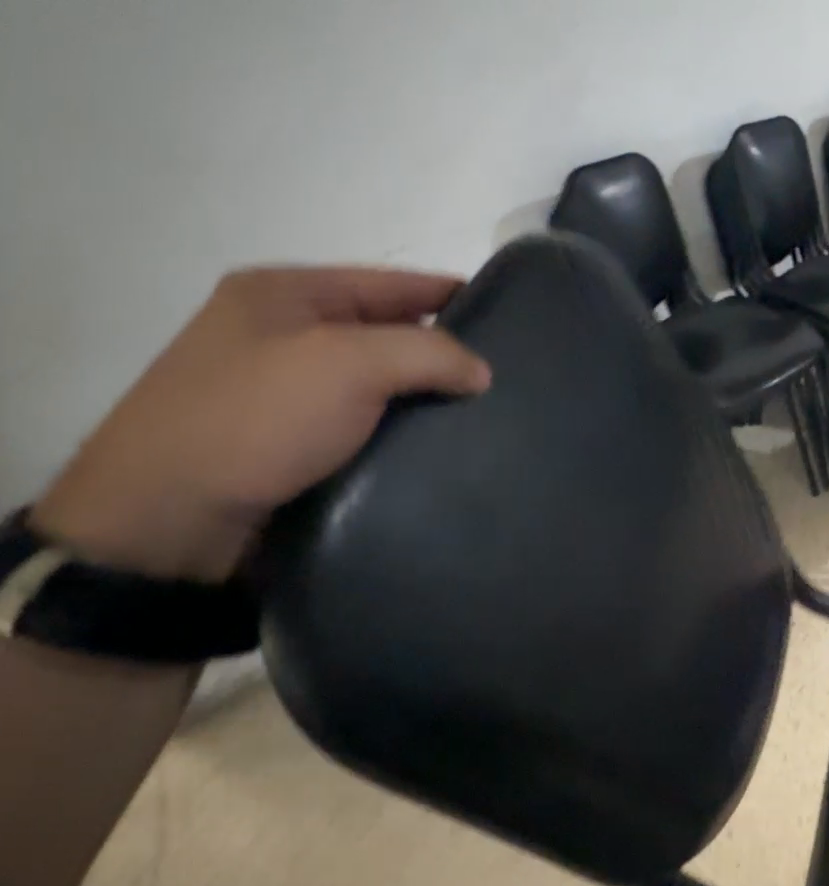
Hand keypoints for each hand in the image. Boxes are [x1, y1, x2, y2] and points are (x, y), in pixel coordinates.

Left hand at [30, 268, 490, 582]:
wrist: (173, 515)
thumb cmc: (256, 419)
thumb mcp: (349, 364)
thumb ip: (429, 353)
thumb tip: (481, 372)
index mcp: (284, 295)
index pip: (390, 282)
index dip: (451, 293)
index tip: (511, 314)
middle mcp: (284, 335)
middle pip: (389, 334)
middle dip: (446, 355)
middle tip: (510, 379)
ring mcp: (288, 393)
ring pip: (384, 387)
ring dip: (430, 403)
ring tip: (491, 420)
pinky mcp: (298, 445)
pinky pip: (370, 429)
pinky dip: (407, 437)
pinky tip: (447, 452)